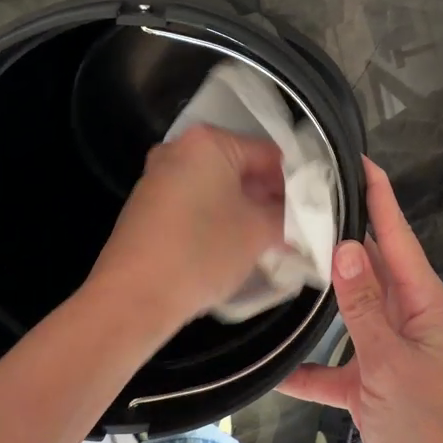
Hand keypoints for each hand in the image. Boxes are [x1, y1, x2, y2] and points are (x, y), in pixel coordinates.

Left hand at [89, 125, 285, 328]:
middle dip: (268, 197)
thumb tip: (299, 215)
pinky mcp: (146, 206)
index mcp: (208, 142)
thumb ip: (288, 215)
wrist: (131, 300)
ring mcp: (158, 178)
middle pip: (241, 167)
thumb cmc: (200, 252)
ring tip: (267, 240)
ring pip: (217, 186)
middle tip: (293, 227)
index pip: (269, 154)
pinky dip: (217, 218)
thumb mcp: (259, 232)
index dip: (294, 182)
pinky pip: (194, 202)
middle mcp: (179, 150)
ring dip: (244, 209)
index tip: (310, 210)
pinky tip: (232, 247)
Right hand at [280, 159, 442, 442]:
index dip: (380, 198)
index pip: (399, 237)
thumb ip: (364, 309)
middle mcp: (410, 319)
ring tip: (289, 259)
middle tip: (309, 202)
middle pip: (374, 268)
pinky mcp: (373, 385)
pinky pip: (336, 368)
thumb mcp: (390, 364)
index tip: (361, 161)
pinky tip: (278, 368)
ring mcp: (391, 352)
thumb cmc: (427, 427)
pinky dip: (312, 368)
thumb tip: (347, 248)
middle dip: (347, 236)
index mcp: (425, 304)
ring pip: (354, 312)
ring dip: (327, 296)